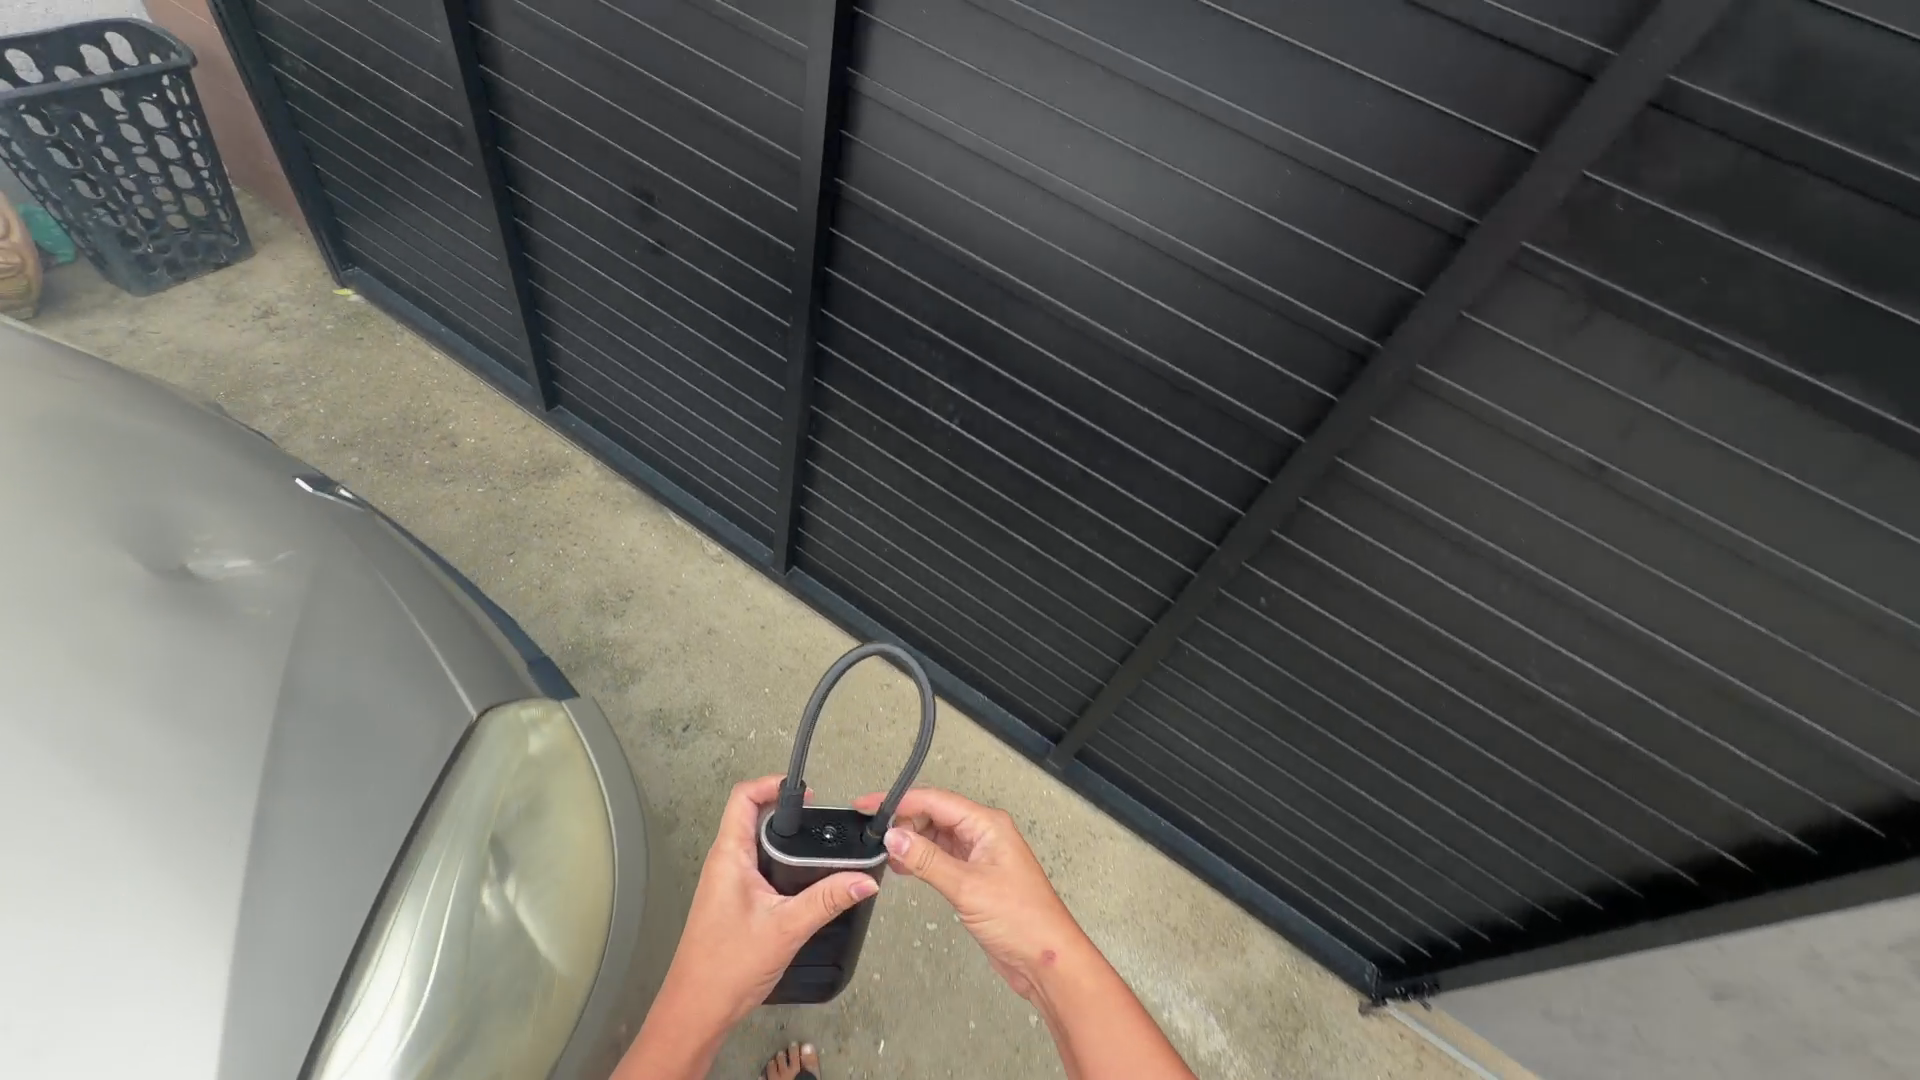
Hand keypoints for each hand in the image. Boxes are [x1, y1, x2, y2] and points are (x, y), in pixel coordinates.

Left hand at [661, 775, 878, 1024]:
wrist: (696, 1012)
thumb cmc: (727, 968)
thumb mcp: (786, 928)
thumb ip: (828, 899)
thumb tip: (864, 880)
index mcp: (729, 856)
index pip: (743, 797)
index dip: (773, 784)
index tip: (806, 792)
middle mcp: (723, 862)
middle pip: (751, 814)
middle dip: (785, 808)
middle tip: (818, 815)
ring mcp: (725, 881)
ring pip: (754, 840)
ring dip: (782, 835)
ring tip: (815, 842)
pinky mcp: (731, 900)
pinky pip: (755, 863)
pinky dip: (778, 859)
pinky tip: (801, 877)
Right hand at [851, 787, 1084, 999]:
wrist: (1045, 959)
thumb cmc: (1022, 919)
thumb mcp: (967, 887)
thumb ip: (927, 860)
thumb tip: (895, 837)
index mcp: (987, 824)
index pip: (936, 801)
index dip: (900, 801)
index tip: (870, 805)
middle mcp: (984, 834)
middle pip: (935, 814)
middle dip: (904, 820)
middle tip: (873, 832)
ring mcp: (980, 856)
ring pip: (937, 836)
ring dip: (911, 841)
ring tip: (884, 850)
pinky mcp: (975, 877)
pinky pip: (942, 857)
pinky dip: (922, 859)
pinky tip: (904, 866)